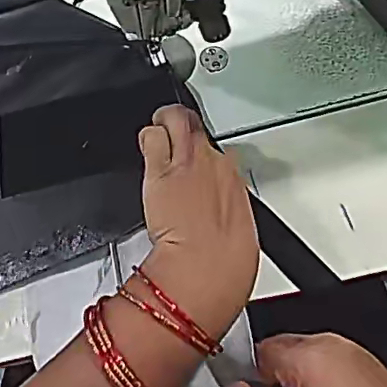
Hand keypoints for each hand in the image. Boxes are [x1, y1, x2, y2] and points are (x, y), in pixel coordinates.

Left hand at [136, 105, 257, 339]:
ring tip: (156, 136)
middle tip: (171, 133)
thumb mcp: (240, 229)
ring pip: (172, 120)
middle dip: (181, 125)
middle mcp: (210, 161)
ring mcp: (184, 161)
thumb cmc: (225, 260)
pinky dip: (147, 139)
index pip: (219, 148)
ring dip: (162, 126)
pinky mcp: (159, 170)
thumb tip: (217, 211)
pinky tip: (146, 146)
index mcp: (233, 177)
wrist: (205, 267)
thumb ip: (225, 207)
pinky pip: (150, 137)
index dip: (203, 154)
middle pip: (194, 124)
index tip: (196, 165)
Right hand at [222, 334, 386, 386]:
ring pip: (300, 351)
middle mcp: (329, 342)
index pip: (256, 352)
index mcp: (310, 357)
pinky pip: (324, 356)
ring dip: (296, 376)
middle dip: (273, 376)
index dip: (251, 380)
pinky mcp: (364, 357)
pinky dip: (318, 376)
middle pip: (278, 347)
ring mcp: (350, 347)